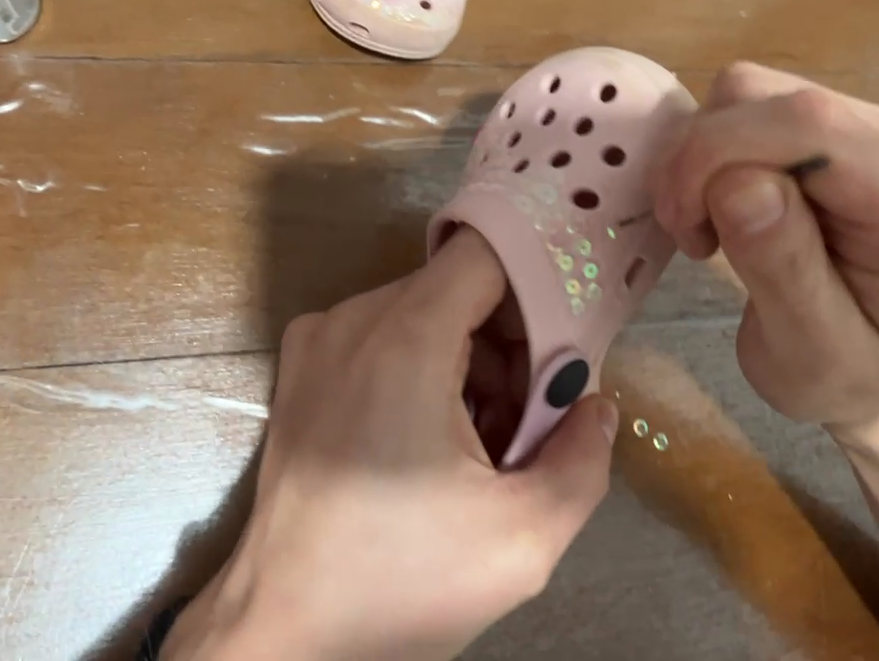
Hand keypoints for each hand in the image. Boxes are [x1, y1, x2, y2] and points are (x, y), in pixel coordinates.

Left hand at [163, 227, 618, 660]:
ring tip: (484, 444)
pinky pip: (384, 338)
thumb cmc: (398, 581)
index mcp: (404, 338)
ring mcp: (320, 339)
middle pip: (459, 290)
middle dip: (510, 344)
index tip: (568, 336)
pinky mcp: (302, 367)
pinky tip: (433, 442)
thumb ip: (582, 461)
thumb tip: (596, 406)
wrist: (281, 632)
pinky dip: (423, 370)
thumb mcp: (521, 539)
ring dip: (469, 363)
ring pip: (424, 315)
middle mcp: (354, 318)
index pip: (485, 254)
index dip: (536, 282)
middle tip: (532, 419)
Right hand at [651, 62, 878, 430]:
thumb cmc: (846, 378)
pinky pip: (752, 104)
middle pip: (771, 100)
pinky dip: (713, 148)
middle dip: (701, 160)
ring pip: (751, 92)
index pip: (811, 128)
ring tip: (708, 225)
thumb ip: (784, 271)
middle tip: (691, 234)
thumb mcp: (810, 356)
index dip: (720, 153)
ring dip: (702, 155)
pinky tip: (723, 201)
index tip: (684, 225)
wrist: (876, 373)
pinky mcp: (842, 121)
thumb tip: (739, 182)